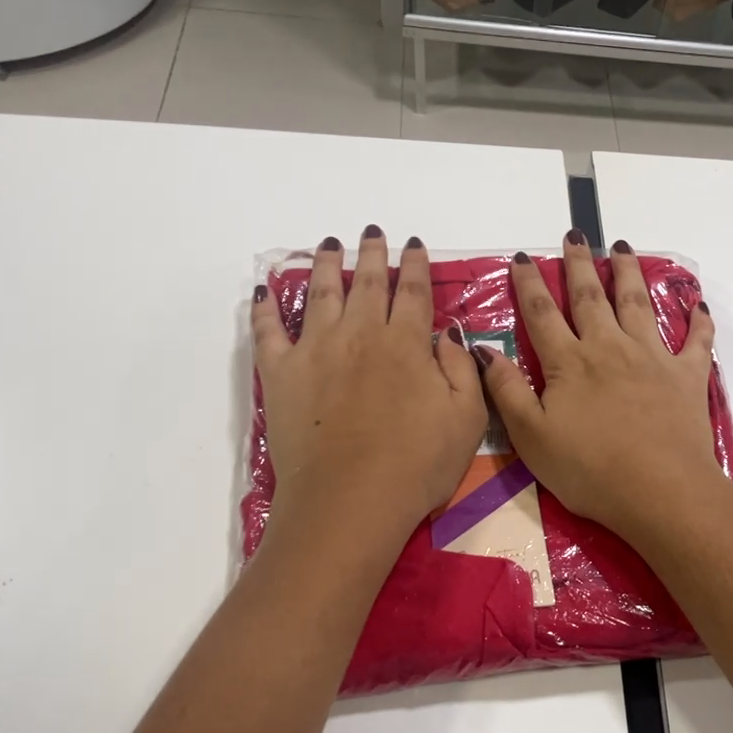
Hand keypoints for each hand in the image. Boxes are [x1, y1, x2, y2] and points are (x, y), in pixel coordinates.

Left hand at [253, 228, 486, 534]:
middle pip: (366, 283)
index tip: (414, 244)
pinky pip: (268, 331)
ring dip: (325, 265)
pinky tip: (265, 292)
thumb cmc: (418, 464)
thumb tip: (448, 332)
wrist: (351, 499)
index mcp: (406, 343)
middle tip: (371, 233)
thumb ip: (461, 368)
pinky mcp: (281, 374)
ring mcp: (315, 350)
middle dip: (372, 254)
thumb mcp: (467, 418)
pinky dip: (265, 308)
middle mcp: (359, 334)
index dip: (415, 265)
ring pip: (319, 294)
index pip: (413, 291)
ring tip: (328, 244)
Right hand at [479, 233, 725, 541]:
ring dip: (629, 273)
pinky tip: (698, 303)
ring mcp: (652, 358)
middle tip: (576, 234)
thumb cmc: (589, 470)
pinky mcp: (687, 377)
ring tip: (622, 247)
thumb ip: (507, 390)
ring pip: (638, 304)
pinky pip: (695, 342)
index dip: (530, 284)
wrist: (660, 490)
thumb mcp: (531, 437)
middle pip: (591, 298)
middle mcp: (610, 348)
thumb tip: (484, 349)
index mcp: (569, 363)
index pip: (542, 314)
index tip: (524, 257)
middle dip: (579, 265)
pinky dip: (699, 321)